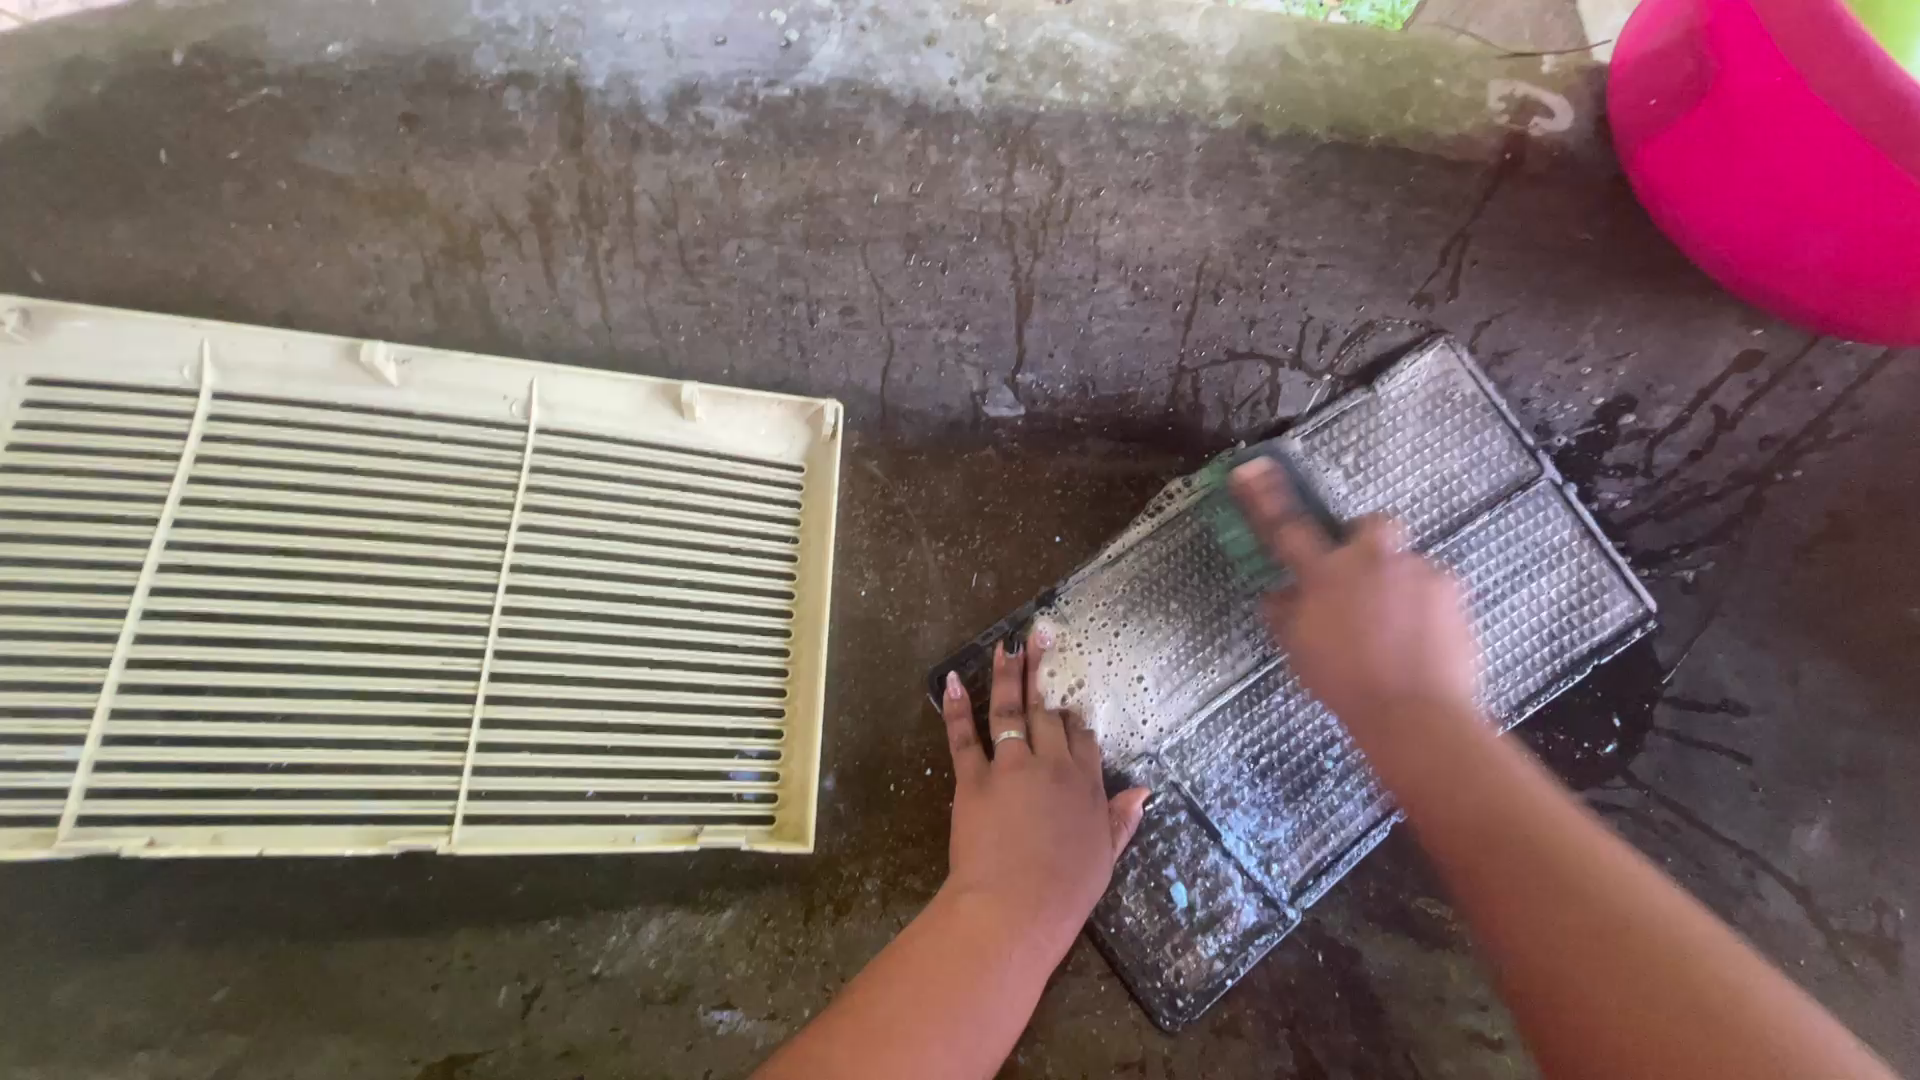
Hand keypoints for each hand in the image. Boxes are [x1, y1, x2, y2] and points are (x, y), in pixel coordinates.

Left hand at [938, 628, 1150, 959]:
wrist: (1015, 909)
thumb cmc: (1065, 891)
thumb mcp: (1105, 857)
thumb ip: (1121, 819)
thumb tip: (1143, 790)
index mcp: (1084, 784)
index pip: (1082, 733)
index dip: (1075, 705)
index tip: (1069, 680)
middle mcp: (1050, 765)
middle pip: (1048, 710)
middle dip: (1045, 670)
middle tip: (1041, 635)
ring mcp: (1011, 768)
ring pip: (1009, 710)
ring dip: (1008, 674)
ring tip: (1007, 645)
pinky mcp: (973, 779)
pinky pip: (964, 737)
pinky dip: (957, 708)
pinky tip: (954, 679)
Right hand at [1228, 457, 1480, 732]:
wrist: (1417, 713)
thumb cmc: (1344, 681)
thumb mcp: (1297, 650)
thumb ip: (1285, 614)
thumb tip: (1279, 594)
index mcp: (1325, 574)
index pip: (1287, 527)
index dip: (1264, 496)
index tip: (1249, 466)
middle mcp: (1373, 561)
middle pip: (1373, 525)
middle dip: (1366, 542)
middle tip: (1359, 577)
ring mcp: (1420, 573)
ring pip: (1406, 564)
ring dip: (1397, 585)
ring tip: (1394, 630)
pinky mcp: (1455, 594)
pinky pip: (1435, 590)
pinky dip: (1425, 609)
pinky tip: (1419, 642)